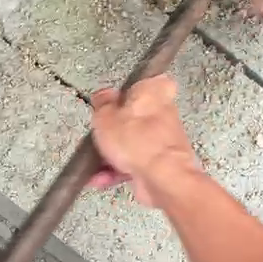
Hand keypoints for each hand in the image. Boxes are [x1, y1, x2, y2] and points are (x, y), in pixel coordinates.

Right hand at [88, 75, 202, 206]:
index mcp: (155, 91)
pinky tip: (103, 178)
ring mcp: (164, 141)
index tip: (110, 103)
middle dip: (114, 132)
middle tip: (101, 137)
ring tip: (97, 164)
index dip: (125, 94)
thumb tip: (101, 97)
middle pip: (133, 119)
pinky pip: (135, 165)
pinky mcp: (161, 164)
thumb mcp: (105, 117)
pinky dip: (118, 172)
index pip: (144, 83)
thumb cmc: (141, 142)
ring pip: (132, 144)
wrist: (161, 178)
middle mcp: (164, 113)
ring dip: (112, 156)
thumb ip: (102, 103)